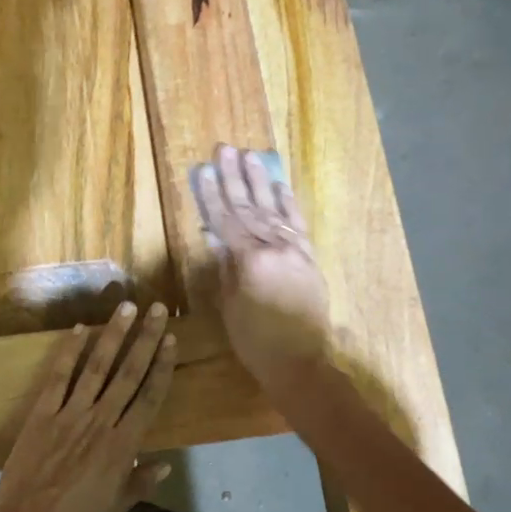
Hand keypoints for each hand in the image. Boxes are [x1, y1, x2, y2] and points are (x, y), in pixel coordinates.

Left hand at [0, 301, 176, 511]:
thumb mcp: (115, 511)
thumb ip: (139, 482)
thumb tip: (164, 463)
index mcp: (123, 447)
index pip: (149, 397)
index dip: (161, 365)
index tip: (171, 339)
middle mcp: (100, 423)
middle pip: (128, 373)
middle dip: (144, 339)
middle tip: (156, 308)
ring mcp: (69, 415)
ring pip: (96, 367)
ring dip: (112, 334)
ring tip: (125, 307)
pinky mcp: (40, 416)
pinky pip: (57, 377)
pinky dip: (68, 351)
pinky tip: (79, 329)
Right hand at [194, 144, 331, 390]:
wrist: (300, 363)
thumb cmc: (255, 340)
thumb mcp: (230, 304)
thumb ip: (225, 266)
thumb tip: (216, 236)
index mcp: (249, 259)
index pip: (225, 219)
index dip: (211, 194)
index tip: (202, 169)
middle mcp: (273, 247)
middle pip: (249, 206)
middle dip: (234, 176)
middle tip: (224, 149)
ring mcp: (294, 249)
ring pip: (273, 208)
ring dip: (260, 181)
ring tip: (250, 155)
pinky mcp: (308, 257)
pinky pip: (297, 223)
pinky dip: (287, 203)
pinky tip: (279, 185)